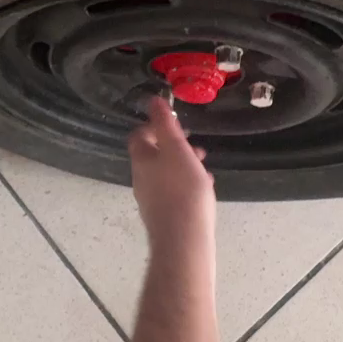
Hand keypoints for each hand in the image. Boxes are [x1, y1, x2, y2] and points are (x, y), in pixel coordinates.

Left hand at [127, 96, 216, 251]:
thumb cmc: (183, 190)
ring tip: (204, 166)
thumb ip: (165, 124)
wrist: (184, 241)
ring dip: (182, 165)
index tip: (175, 124)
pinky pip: (173, 191)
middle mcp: (140, 178)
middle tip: (194, 146)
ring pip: (165, 173)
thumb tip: (153, 100)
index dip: (154, 125)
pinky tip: (204, 189)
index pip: (139, 135)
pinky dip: (186, 184)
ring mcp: (150, 199)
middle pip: (152, 154)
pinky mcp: (163, 216)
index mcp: (141, 160)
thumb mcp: (177, 149)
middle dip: (173, 146)